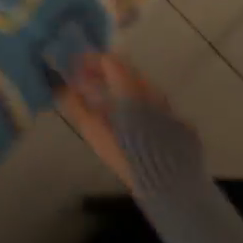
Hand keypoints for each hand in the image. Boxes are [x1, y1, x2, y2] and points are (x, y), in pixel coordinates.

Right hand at [57, 54, 187, 186]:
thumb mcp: (93, 131)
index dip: (90, 61)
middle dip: (105, 73)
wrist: (168, 182)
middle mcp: (152, 92)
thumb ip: (76, 105)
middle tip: (87, 83)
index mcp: (130, 89)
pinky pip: (156, 106)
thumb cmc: (124, 154)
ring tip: (106, 102)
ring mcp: (169, 106)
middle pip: (128, 72)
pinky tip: (131, 122)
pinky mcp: (180, 123)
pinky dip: (139, 105)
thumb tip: (62, 87)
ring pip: (142, 88)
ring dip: (122, 89)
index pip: (110, 61)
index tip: (76, 66)